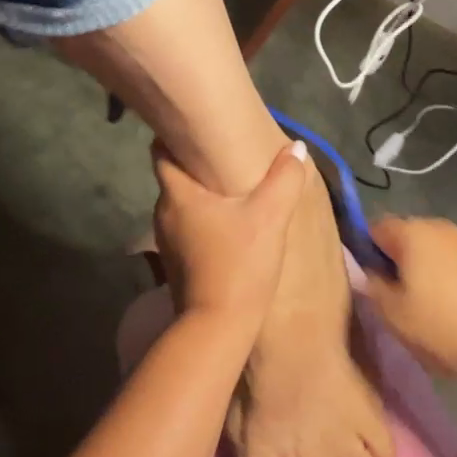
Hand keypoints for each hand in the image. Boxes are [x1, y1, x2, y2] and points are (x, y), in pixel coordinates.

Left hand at [152, 141, 308, 322]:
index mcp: (178, 193)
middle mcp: (163, 212)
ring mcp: (165, 241)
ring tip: (228, 190)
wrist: (217, 328)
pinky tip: (225, 226)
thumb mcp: (269, 217)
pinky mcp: (174, 264)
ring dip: (199, 197)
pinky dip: (201, 222)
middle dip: (194, 166)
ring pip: (180, 206)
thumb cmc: (239, 263)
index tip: (194, 127)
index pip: (160, 152)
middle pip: (173, 178)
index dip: (174, 136)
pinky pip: (185, 229)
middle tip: (222, 155)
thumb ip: (284, 179)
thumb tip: (296, 147)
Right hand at [361, 217, 456, 376]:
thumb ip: (371, 288)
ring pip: (428, 257)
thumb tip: (363, 272)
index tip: (369, 288)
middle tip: (395, 307)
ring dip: (421, 280)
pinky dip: (446, 287)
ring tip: (426, 318)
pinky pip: (452, 268)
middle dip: (394, 269)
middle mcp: (438, 226)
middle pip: (402, 242)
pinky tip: (455, 319)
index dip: (363, 255)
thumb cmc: (448, 325)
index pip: (372, 229)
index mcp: (411, 231)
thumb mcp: (395, 316)